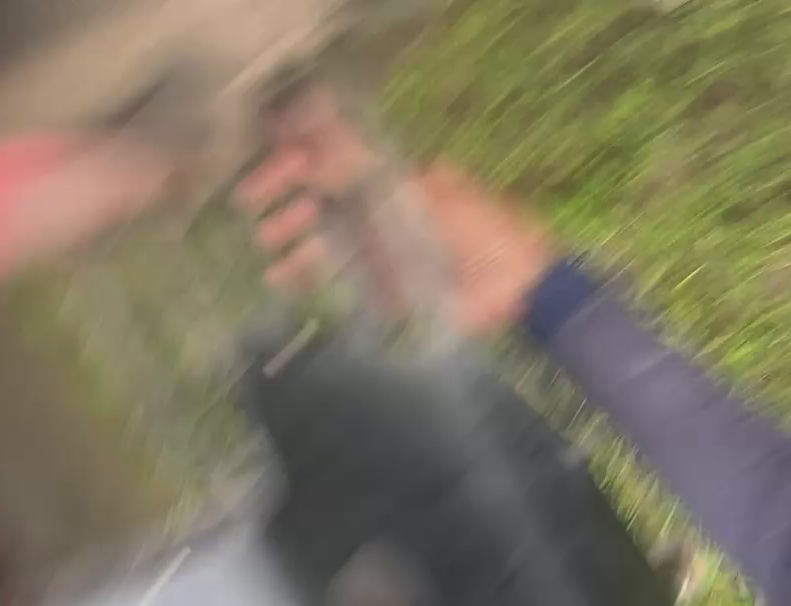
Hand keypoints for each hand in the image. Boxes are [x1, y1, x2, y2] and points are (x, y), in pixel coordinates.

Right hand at [236, 143, 554, 335]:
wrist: (527, 284)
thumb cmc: (486, 229)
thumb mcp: (429, 191)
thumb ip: (374, 168)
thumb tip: (313, 126)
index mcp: (395, 188)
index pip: (331, 172)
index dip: (293, 171)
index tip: (266, 177)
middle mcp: (389, 221)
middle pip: (327, 214)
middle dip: (291, 216)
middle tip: (263, 224)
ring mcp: (393, 259)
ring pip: (335, 252)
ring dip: (301, 255)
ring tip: (273, 261)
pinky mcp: (403, 294)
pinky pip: (357, 290)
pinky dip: (326, 288)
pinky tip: (290, 285)